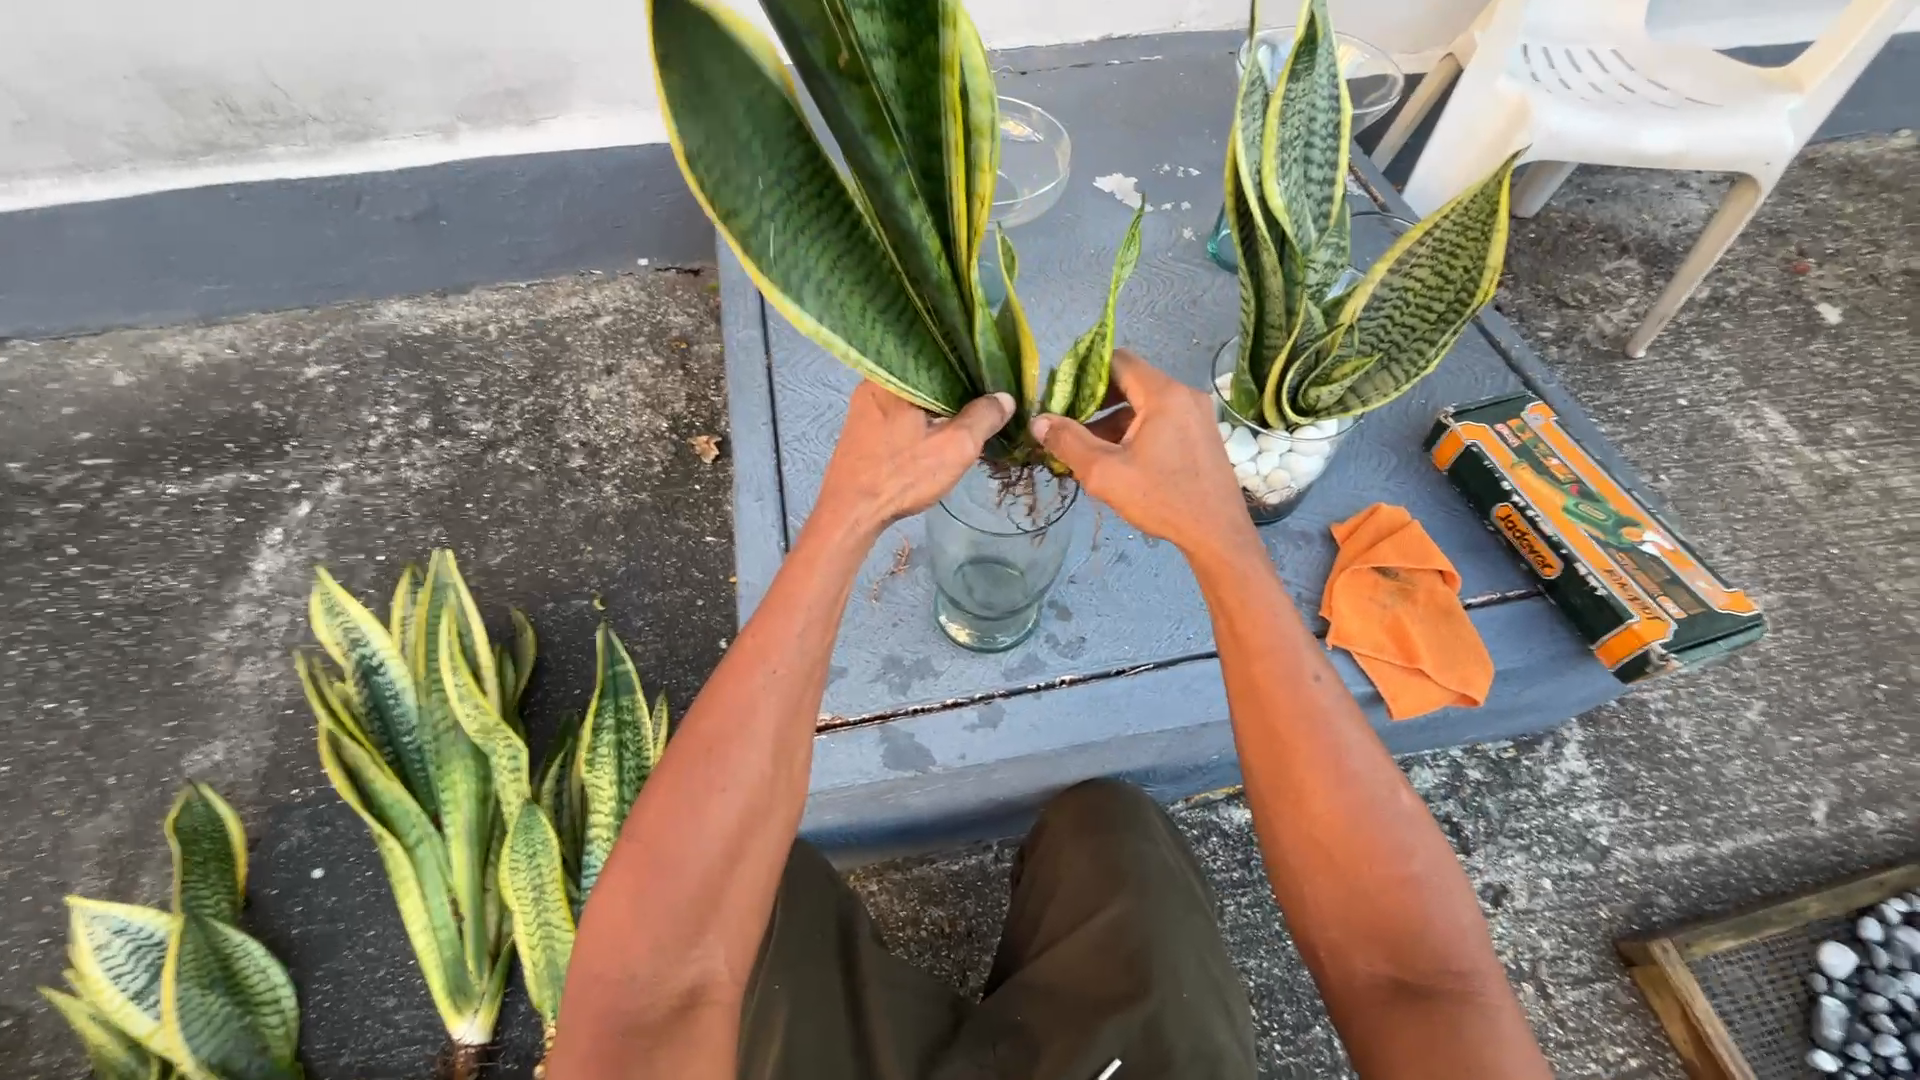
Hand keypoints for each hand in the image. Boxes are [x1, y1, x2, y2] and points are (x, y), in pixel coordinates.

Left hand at [815, 381, 1014, 537]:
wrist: (851, 514)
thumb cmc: (900, 476)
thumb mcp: (954, 447)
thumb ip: (983, 418)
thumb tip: (1005, 397)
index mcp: (893, 375)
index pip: (937, 353)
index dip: (968, 362)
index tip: (990, 374)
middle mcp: (874, 382)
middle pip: (925, 373)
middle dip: (955, 386)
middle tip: (984, 397)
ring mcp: (864, 406)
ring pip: (913, 394)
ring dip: (938, 404)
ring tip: (967, 413)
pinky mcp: (862, 427)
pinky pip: (900, 410)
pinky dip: (921, 416)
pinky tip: (938, 430)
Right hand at [1029, 349, 1253, 556]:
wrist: (1217, 533)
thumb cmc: (1162, 499)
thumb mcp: (1104, 473)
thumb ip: (1068, 442)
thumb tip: (1038, 421)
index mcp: (1163, 394)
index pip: (1117, 360)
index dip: (1084, 372)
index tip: (1061, 395)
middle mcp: (1184, 395)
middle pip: (1130, 382)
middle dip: (1095, 400)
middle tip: (1067, 423)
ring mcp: (1196, 415)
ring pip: (1144, 404)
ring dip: (1112, 420)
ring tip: (1085, 449)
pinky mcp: (1201, 435)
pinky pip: (1160, 420)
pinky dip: (1134, 431)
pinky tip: (1116, 459)